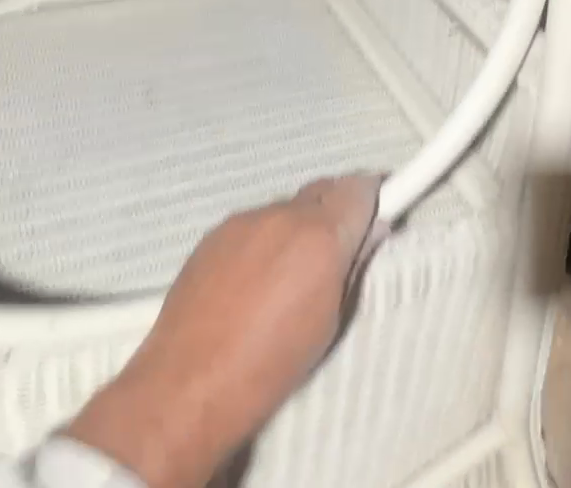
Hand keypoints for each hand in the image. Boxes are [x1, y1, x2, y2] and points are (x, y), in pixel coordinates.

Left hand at [65, 176, 383, 487]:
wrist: (190, 382)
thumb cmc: (271, 364)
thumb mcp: (331, 320)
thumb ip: (351, 266)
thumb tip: (366, 234)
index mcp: (321, 236)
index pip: (358, 188)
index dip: (373, 195)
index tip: (380, 205)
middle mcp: (282, 216)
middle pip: (322, 190)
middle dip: (336, 209)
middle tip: (340, 244)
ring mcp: (243, 221)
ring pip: (285, 207)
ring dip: (297, 226)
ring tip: (289, 273)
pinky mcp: (213, 233)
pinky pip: (252, 224)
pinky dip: (263, 240)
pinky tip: (254, 279)